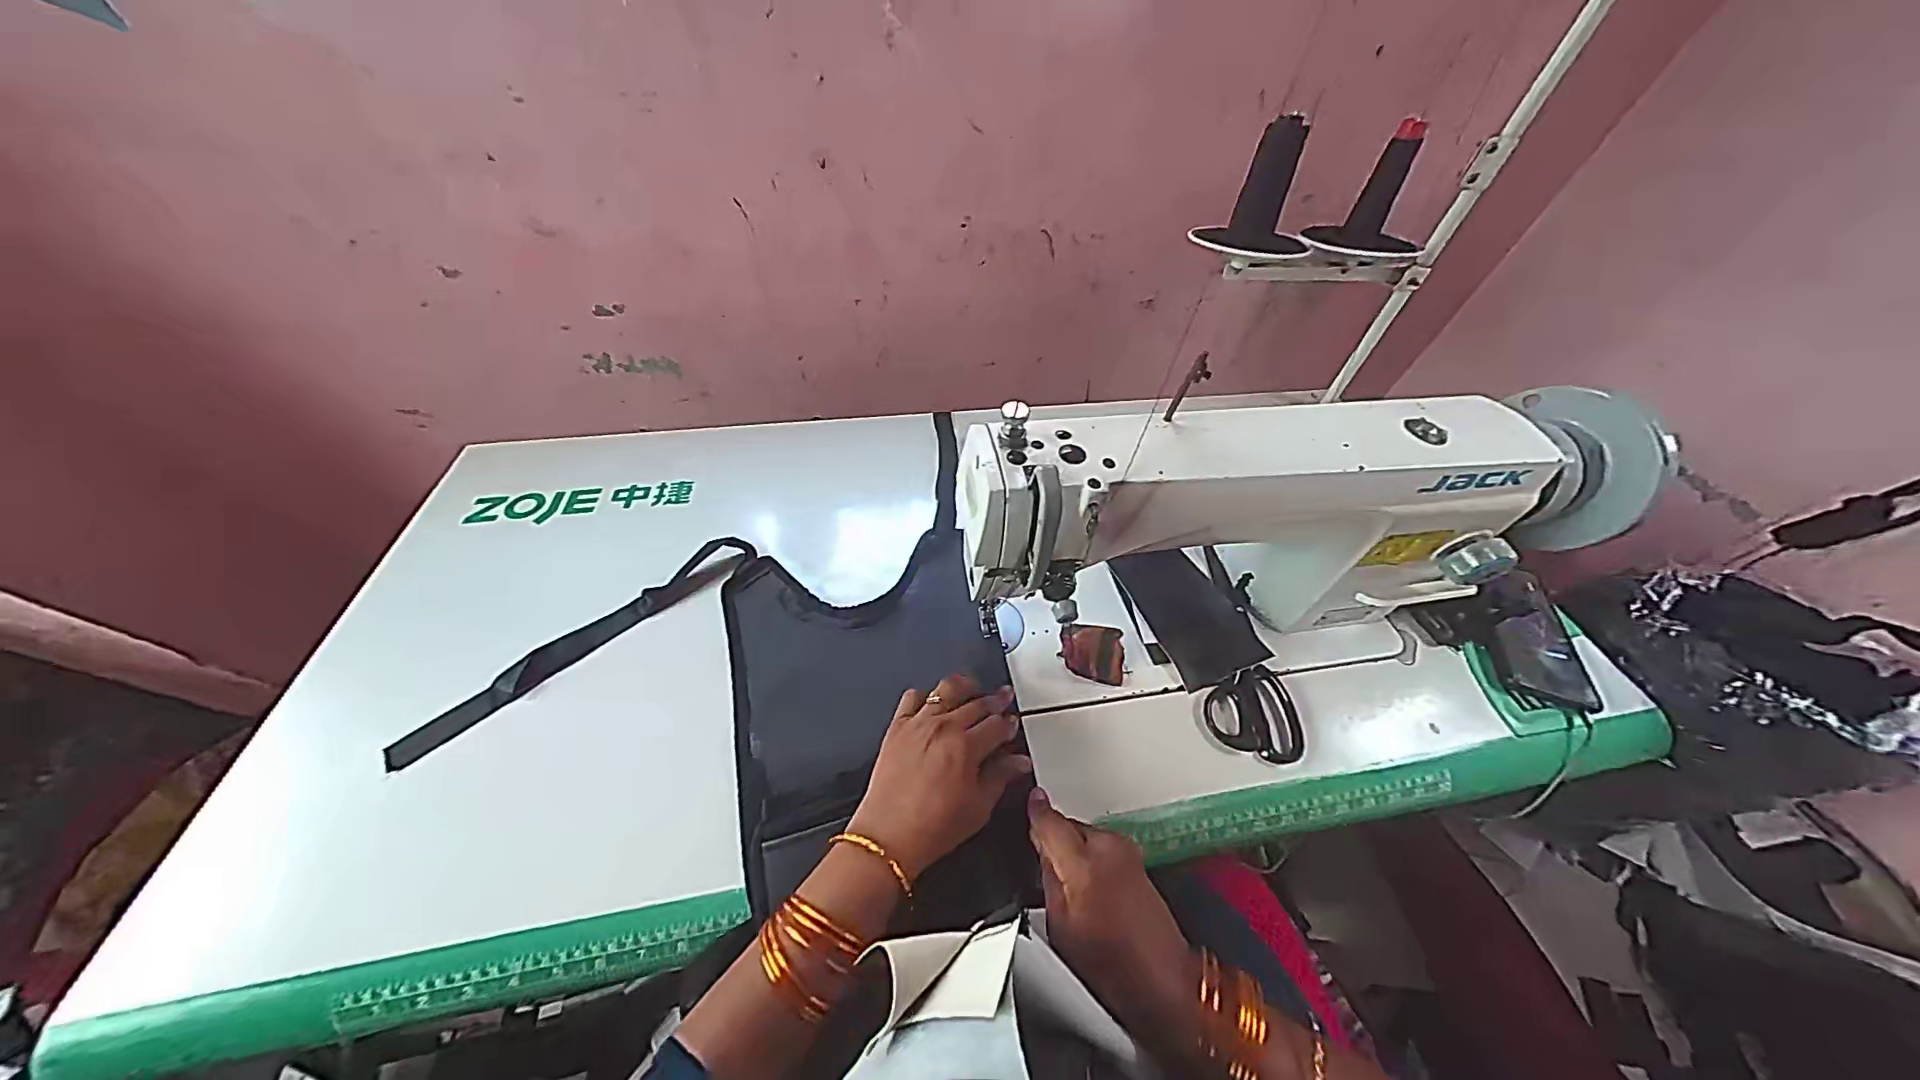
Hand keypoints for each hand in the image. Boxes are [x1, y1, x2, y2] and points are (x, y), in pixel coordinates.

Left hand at [847, 674, 1031, 878]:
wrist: (889, 836)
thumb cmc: (930, 827)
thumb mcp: (979, 807)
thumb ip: (1000, 776)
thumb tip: (1016, 763)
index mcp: (966, 746)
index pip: (997, 724)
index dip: (1009, 723)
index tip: (1012, 725)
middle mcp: (942, 728)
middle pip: (977, 703)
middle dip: (995, 700)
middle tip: (1002, 699)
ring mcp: (917, 724)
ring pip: (946, 689)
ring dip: (964, 687)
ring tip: (973, 688)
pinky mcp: (896, 728)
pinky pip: (912, 697)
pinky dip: (925, 695)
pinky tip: (932, 701)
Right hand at [1027, 788, 1194, 1035]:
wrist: (1163, 977)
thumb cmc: (1114, 964)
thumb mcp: (1059, 925)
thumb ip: (1046, 875)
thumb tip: (1040, 848)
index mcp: (1084, 864)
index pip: (1050, 820)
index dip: (1035, 811)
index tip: (1030, 803)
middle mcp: (1109, 847)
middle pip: (1068, 825)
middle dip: (1056, 841)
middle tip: (1049, 872)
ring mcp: (1127, 849)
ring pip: (1085, 834)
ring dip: (1076, 849)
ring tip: (1077, 889)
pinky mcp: (1138, 856)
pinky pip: (1102, 844)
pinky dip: (1093, 856)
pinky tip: (1095, 889)